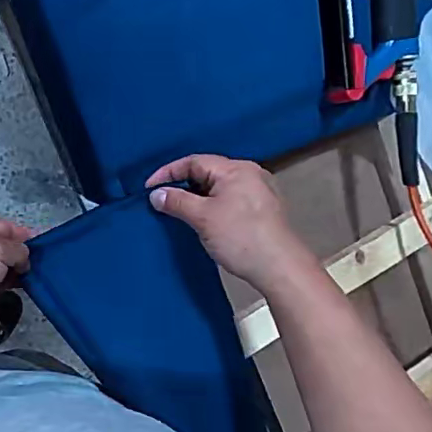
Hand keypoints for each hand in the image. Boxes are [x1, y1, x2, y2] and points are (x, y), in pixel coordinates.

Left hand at [0, 217, 35, 331]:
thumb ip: (18, 249)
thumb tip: (24, 258)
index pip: (6, 226)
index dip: (24, 234)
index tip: (42, 246)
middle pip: (5, 246)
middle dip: (21, 255)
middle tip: (39, 265)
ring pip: (3, 265)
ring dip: (16, 271)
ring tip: (32, 277)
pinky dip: (8, 284)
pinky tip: (19, 288)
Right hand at [147, 154, 315, 286]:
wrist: (281, 269)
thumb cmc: (243, 238)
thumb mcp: (202, 217)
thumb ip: (176, 201)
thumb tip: (156, 194)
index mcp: (236, 169)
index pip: (193, 162)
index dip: (168, 173)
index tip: (150, 188)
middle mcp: (249, 174)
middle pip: (206, 172)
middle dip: (182, 185)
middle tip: (162, 200)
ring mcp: (258, 192)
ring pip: (217, 187)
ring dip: (196, 197)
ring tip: (179, 211)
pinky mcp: (261, 210)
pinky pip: (228, 199)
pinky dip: (211, 205)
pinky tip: (202, 220)